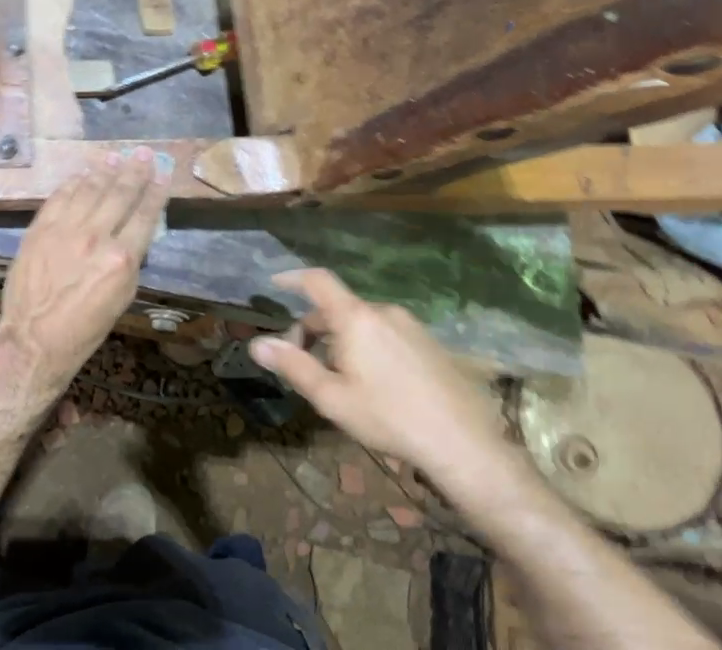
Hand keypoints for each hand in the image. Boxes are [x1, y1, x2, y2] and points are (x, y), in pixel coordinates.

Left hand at [0, 148, 169, 396]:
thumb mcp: (122, 298)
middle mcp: (95, 237)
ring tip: (115, 156)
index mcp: (122, 259)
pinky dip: (72, 183)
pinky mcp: (39, 229)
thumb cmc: (84, 328)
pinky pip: (58, 198)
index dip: (155, 192)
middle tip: (141, 154)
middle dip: (133, 171)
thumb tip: (135, 235)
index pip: (144, 216)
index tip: (161, 174)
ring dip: (103, 170)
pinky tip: (81, 174)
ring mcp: (64, 230)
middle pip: (119, 195)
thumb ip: (130, 261)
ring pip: (88, 190)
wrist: (34, 338)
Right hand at [249, 270, 506, 479]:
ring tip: (340, 380)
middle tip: (304, 363)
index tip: (275, 283)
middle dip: (314, 329)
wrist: (464, 444)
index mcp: (356, 319)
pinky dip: (369, 347)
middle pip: (338, 308)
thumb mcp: (331, 397)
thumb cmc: (389, 418)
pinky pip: (387, 335)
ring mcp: (412, 327)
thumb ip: (293, 366)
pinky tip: (375, 385)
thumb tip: (257, 344)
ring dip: (342, 340)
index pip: (318, 281)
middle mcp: (384, 312)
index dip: (293, 278)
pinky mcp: (431, 344)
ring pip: (363, 323)